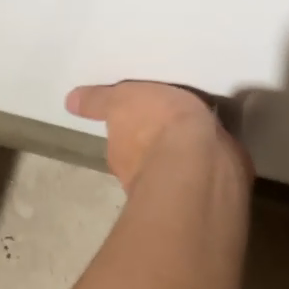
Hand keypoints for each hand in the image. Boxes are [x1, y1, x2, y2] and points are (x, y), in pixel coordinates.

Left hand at [66, 81, 248, 190]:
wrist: (198, 158)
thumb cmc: (157, 123)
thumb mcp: (123, 98)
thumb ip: (101, 101)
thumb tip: (70, 101)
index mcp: (119, 151)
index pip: (119, 137)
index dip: (125, 129)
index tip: (131, 121)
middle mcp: (138, 173)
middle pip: (141, 155)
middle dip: (151, 142)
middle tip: (166, 122)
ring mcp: (172, 185)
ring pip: (170, 165)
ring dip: (177, 154)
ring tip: (196, 131)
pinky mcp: (206, 189)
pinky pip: (202, 172)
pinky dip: (205, 163)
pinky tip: (217, 147)